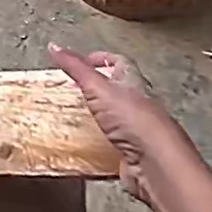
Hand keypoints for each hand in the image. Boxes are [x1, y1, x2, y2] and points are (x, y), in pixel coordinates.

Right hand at [50, 44, 190, 203]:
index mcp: (134, 81)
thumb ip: (75, 67)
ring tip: (78, 116)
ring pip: (119, 117)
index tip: (83, 61)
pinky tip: (91, 146)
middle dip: (99, 87)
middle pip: (119, 88)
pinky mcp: (137, 155)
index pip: (119, 62)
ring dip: (101, 116)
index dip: (101, 58)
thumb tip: (53, 46)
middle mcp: (140, 103)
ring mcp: (140, 130)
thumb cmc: (133, 118)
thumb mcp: (96, 86)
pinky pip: (117, 144)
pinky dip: (103, 142)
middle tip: (77, 88)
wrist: (157, 165)